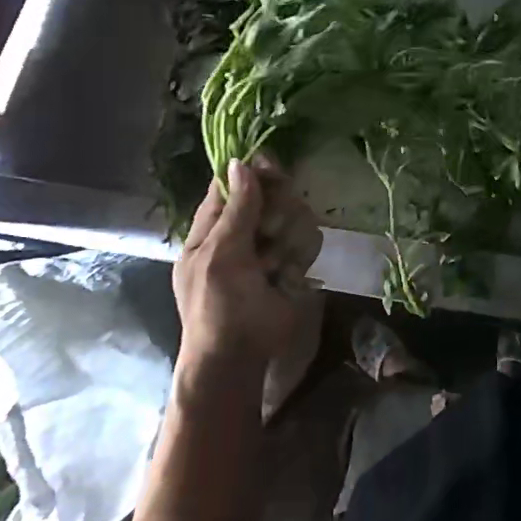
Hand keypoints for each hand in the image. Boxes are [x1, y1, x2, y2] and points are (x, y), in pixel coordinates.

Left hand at [172, 156, 323, 367]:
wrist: (240, 358)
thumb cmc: (218, 308)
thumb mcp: (220, 256)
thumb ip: (236, 210)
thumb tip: (240, 163)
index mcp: (212, 229)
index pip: (234, 185)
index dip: (254, 174)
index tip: (274, 171)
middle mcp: (244, 232)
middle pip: (273, 196)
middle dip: (277, 212)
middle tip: (272, 234)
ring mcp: (271, 248)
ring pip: (296, 217)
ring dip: (290, 240)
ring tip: (276, 267)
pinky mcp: (294, 265)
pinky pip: (308, 242)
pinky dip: (301, 258)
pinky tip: (290, 277)